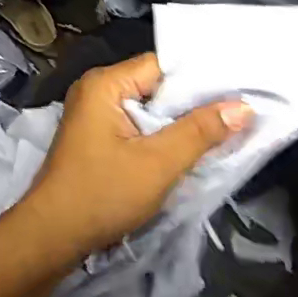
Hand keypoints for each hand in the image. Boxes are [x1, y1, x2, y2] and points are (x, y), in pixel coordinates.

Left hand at [13, 53, 252, 259]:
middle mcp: (96, 89)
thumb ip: (200, 132)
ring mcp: (94, 112)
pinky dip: (161, 133)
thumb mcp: (158, 163)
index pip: (159, 65)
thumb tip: (243, 106)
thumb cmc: (104, 192)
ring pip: (147, 107)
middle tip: (240, 111)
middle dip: (193, 100)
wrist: (55, 231)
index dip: (198, 77)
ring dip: (178, 120)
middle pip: (154, 84)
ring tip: (225, 127)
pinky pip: (136, 123)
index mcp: (104, 83)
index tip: (239, 88)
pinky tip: (189, 147)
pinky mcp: (96, 134)